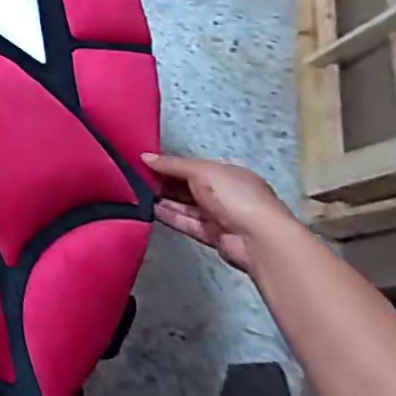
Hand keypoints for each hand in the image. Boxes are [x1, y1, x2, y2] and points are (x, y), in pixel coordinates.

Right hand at [141, 152, 299, 272]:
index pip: (194, 166)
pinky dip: (171, 216)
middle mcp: (225, 194)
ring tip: (137, 194)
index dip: (170, 164)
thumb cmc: (234, 195)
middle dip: (165, 182)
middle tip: (136, 178)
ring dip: (165, 200)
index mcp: (228, 174)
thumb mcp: (201, 171)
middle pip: (189, 186)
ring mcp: (221, 216)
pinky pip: (188, 223)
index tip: (145, 162)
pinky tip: (151, 210)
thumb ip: (171, 164)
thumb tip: (144, 156)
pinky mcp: (214, 236)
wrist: (259, 239)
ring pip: (187, 205)